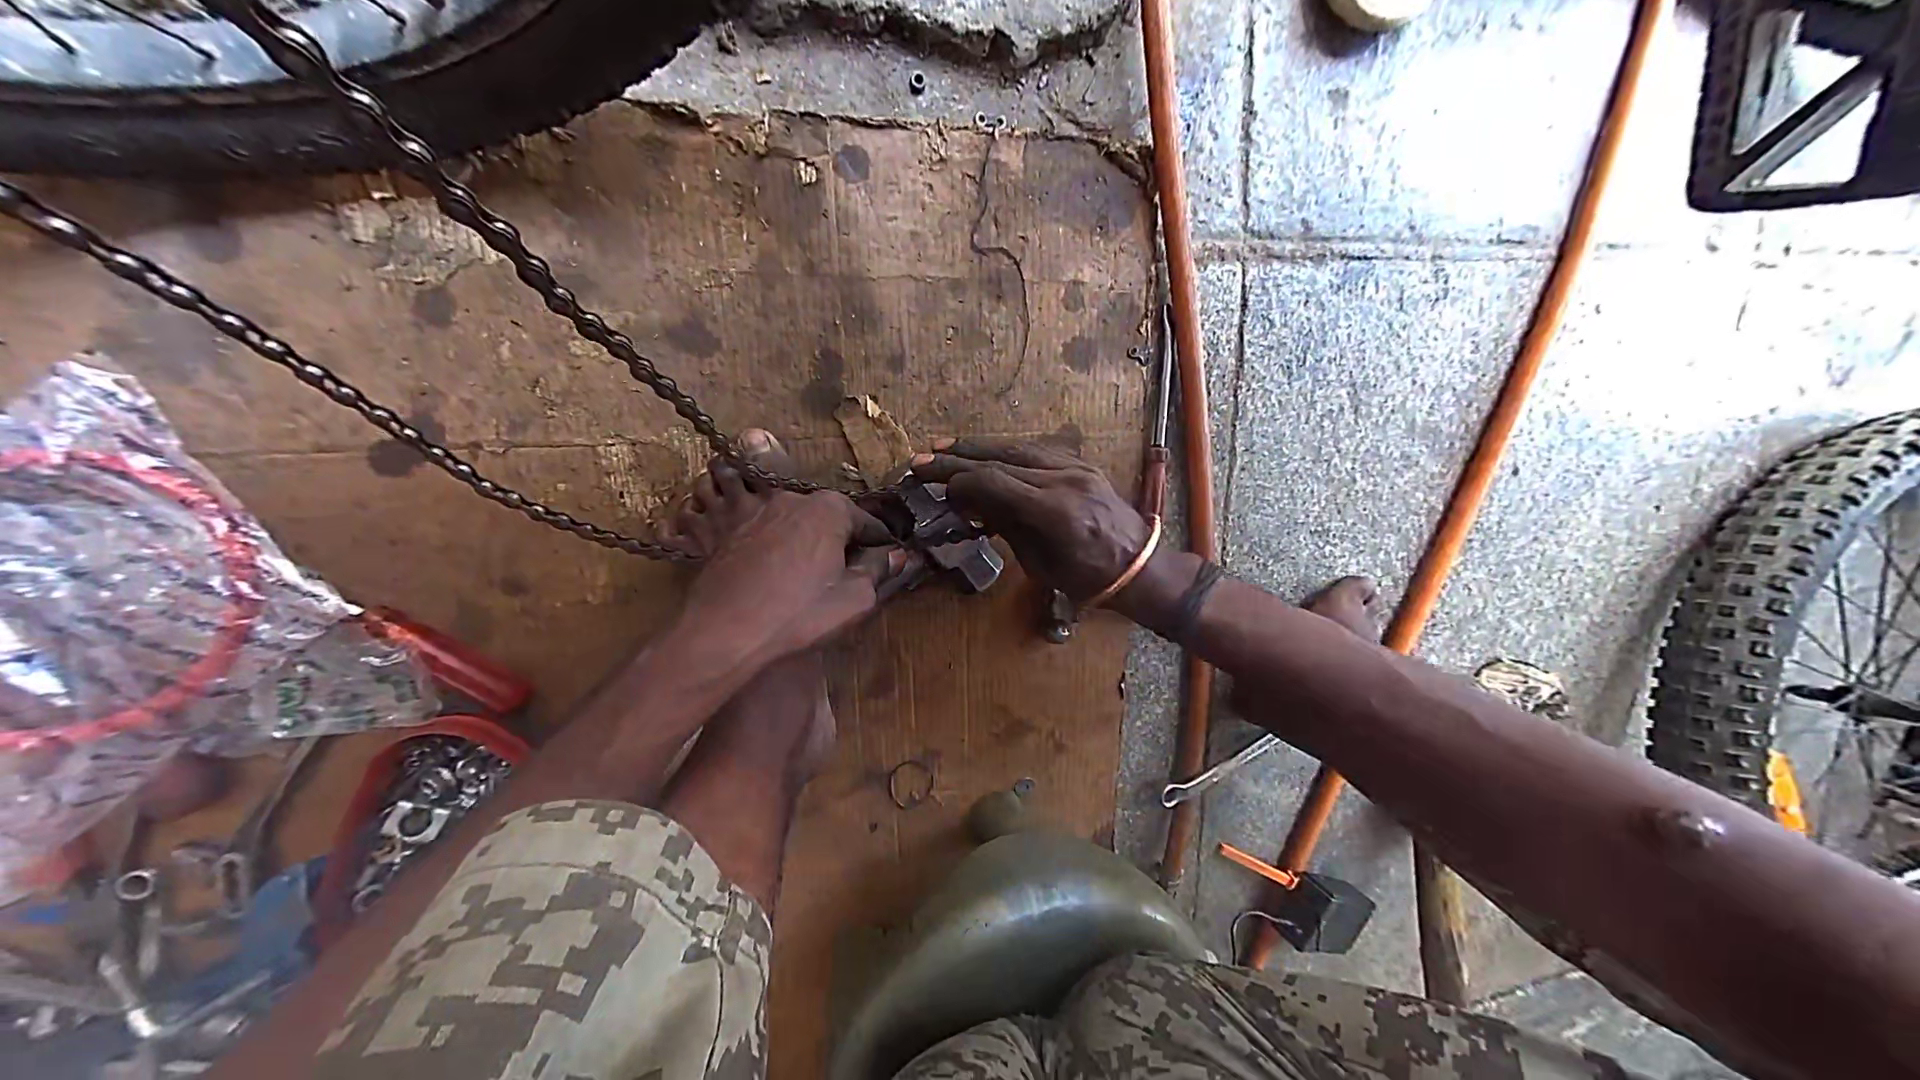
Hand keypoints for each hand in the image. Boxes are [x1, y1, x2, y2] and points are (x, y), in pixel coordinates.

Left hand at [663, 447, 908, 667]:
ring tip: (809, 586)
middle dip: (842, 545)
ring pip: (797, 529)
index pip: (868, 523)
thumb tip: (895, 555)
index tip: (884, 567)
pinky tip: (778, 586)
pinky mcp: (731, 534)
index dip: (880, 547)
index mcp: (829, 508)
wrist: (722, 631)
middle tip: (846, 580)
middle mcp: (792, 499)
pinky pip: (768, 540)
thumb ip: (879, 570)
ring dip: (808, 550)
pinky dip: (779, 556)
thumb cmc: (796, 615)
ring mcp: (757, 514)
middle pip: (830, 521)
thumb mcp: (855, 598)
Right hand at [909, 437, 1157, 603]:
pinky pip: (1037, 451)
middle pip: (1001, 458)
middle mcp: (1064, 480)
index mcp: (1054, 511)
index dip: (959, 480)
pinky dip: (1006, 450)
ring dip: (978, 447)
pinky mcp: (1082, 465)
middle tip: (923, 457)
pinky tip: (985, 451)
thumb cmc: (1086, 579)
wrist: (1139, 568)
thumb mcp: (1038, 563)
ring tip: (945, 447)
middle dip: (958, 458)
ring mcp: (1076, 468)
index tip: (935, 485)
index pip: (994, 480)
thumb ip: (1006, 526)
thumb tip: (971, 502)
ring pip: (1018, 447)